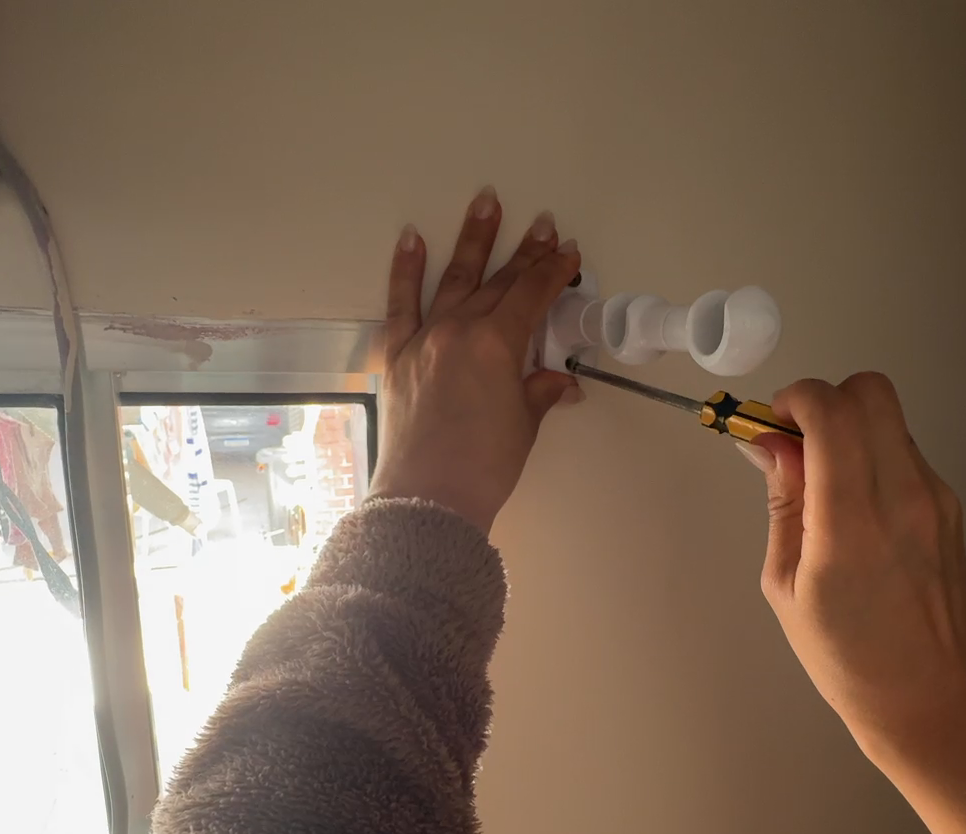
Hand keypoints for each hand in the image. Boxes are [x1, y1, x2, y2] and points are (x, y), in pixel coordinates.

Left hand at [369, 187, 580, 532]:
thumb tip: (557, 382)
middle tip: (543, 224)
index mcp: (496, 345)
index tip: (569, 252)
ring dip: (473, 241)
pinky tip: (412, 239)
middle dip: (525, 253)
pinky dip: (405, 271)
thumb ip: (539, 392)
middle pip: (499, 283)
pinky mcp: (397, 357)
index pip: (532, 296)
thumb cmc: (485, 467)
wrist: (429, 500)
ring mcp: (424, 340)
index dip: (554, 272)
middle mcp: (459, 330)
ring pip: (454, 280)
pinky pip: (400, 305)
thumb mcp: (523, 426)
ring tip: (486, 202)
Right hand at [743, 372, 965, 765]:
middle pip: (871, 392)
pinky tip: (855, 508)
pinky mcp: (951, 505)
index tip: (771, 424)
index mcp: (851, 523)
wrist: (930, 696)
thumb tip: (767, 443)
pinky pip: (903, 451)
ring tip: (822, 486)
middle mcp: (903, 495)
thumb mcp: (784, 584)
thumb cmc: (842, 654)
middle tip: (796, 445)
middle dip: (824, 401)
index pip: (832, 413)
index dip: (795, 399)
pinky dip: (870, 455)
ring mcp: (936, 497)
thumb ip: (783, 502)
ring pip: (889, 418)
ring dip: (847, 430)